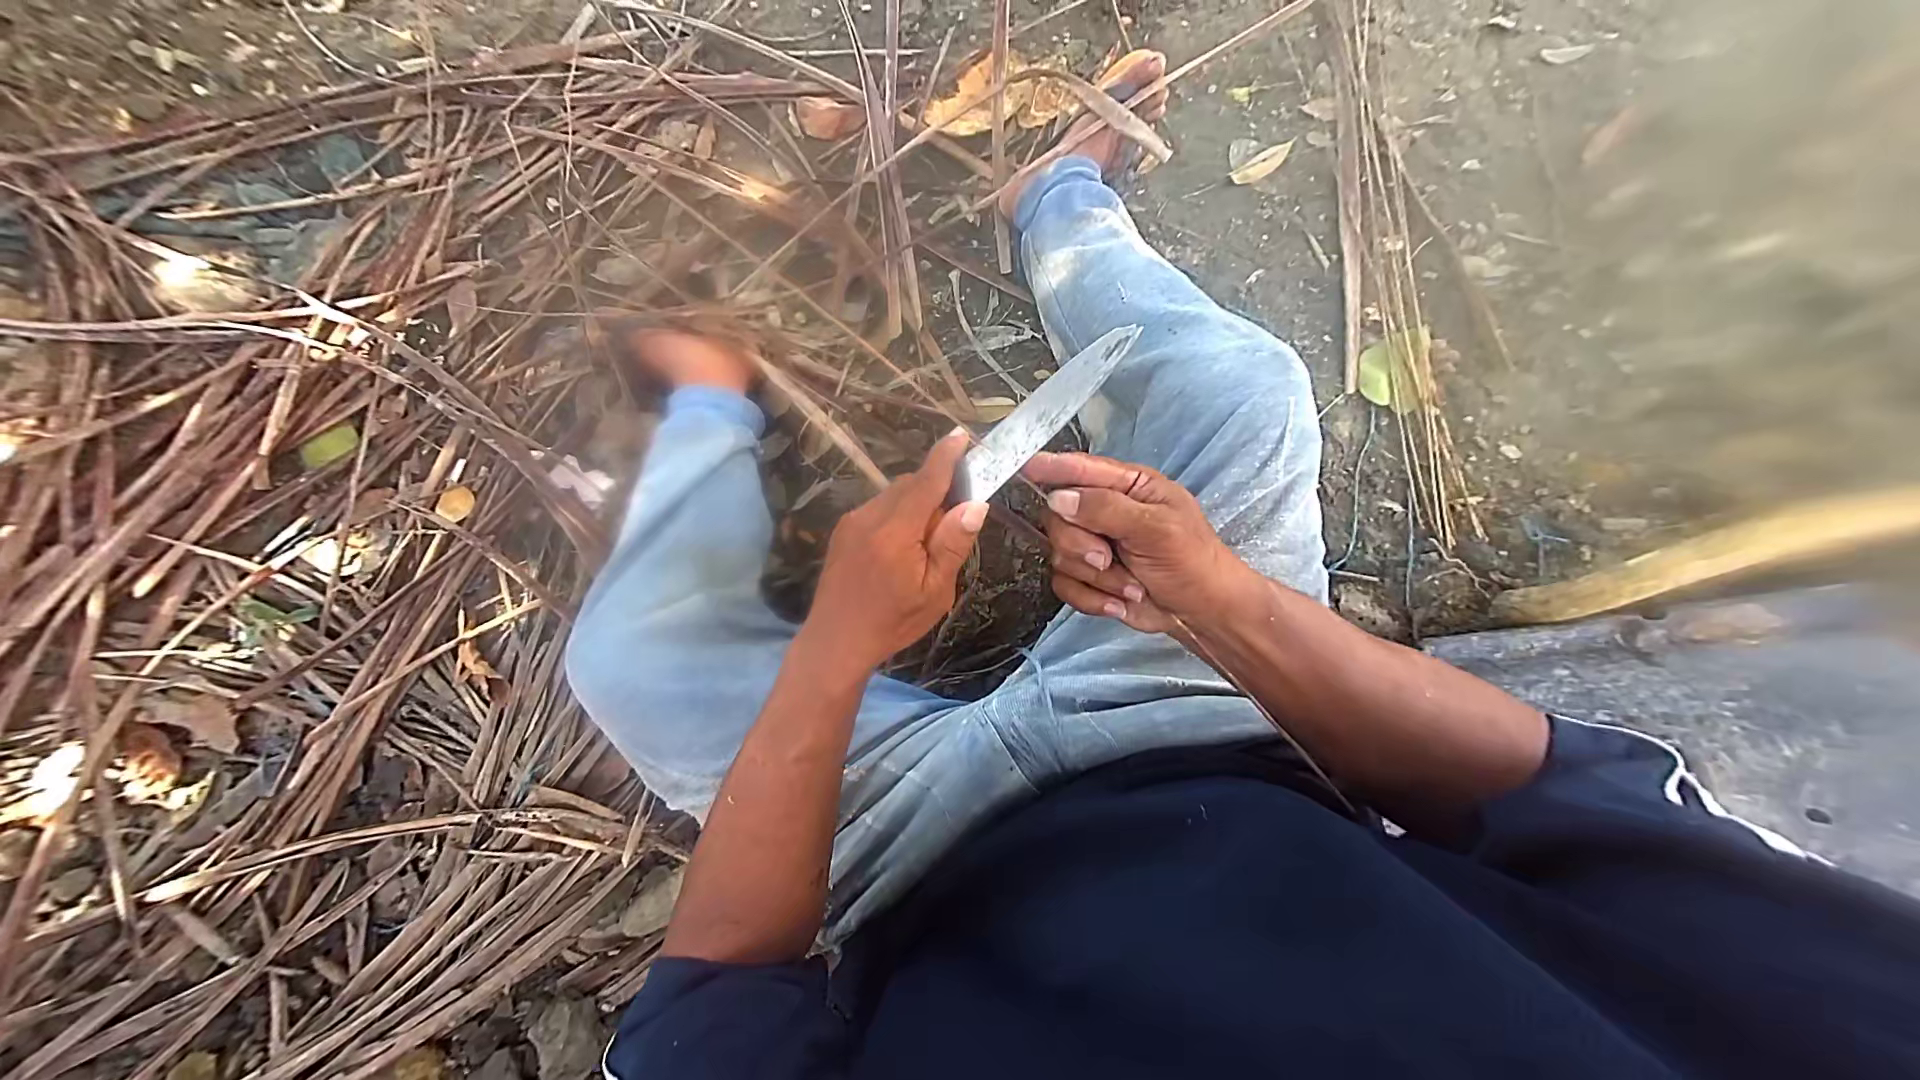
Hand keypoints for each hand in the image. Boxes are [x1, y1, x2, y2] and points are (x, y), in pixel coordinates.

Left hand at [803, 431, 987, 670]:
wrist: (836, 641)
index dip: (946, 457)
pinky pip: (879, 508)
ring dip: (916, 504)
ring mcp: (852, 522)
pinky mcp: (843, 530)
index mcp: (895, 532)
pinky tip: (902, 548)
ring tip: (925, 545)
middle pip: (910, 485)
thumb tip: (975, 505)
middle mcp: (870, 517)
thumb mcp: (935, 592)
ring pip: (893, 495)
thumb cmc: (892, 622)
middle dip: (935, 490)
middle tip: (953, 521)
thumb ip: (952, 544)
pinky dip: (898, 514)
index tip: (961, 436)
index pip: (926, 482)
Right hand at [1022, 451, 1246, 633]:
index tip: (1027, 468)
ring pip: (1059, 554)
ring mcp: (1092, 545)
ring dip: (1096, 577)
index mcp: (1127, 486)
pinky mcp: (1087, 578)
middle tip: (1107, 557)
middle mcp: (1103, 511)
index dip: (1052, 467)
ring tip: (1130, 584)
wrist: (1199, 613)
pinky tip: (1118, 601)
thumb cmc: (1191, 561)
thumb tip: (1059, 498)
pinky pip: (1064, 584)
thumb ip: (1106, 509)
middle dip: (1081, 544)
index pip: (1081, 469)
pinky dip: (1091, 598)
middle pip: (1058, 517)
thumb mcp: (1157, 528)